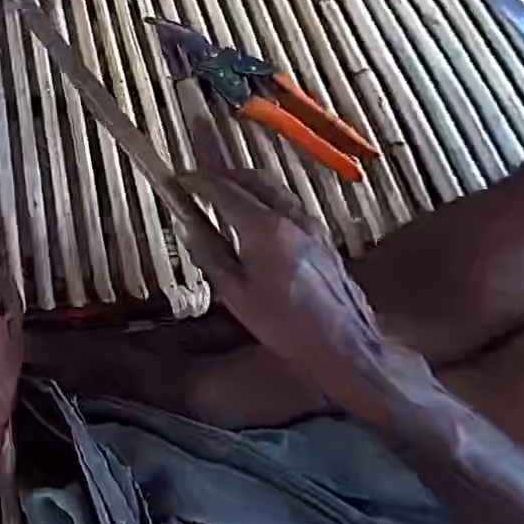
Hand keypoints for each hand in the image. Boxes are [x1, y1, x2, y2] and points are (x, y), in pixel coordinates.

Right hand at [172, 169, 388, 383]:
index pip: (223, 190)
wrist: (347, 348)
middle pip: (251, 178)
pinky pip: (285, 202)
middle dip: (220, 175)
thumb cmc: (284, 323)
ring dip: (242, 184)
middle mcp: (290, 217)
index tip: (177, 181)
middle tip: (196, 185)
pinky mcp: (321, 235)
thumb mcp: (233, 291)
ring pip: (272, 187)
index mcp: (264, 228)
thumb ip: (207, 251)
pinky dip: (261, 198)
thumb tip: (187, 224)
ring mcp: (310, 224)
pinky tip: (250, 217)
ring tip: (220, 197)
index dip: (196, 182)